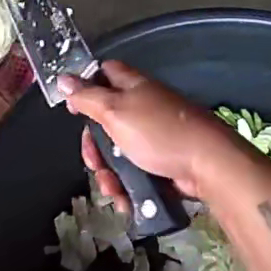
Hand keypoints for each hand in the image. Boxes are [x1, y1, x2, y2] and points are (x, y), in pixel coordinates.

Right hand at [59, 61, 243, 204]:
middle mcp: (143, 107)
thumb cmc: (159, 132)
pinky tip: (125, 198)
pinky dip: (126, 185)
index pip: (104, 73)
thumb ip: (88, 97)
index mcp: (133, 86)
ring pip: (117, 152)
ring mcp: (153, 136)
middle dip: (95, 146)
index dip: (86, 86)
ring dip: (109, 172)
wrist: (206, 163)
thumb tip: (64, 78)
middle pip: (105, 121)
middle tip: (95, 160)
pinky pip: (134, 171)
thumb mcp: (116, 111)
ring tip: (113, 187)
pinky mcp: (160, 161)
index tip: (73, 107)